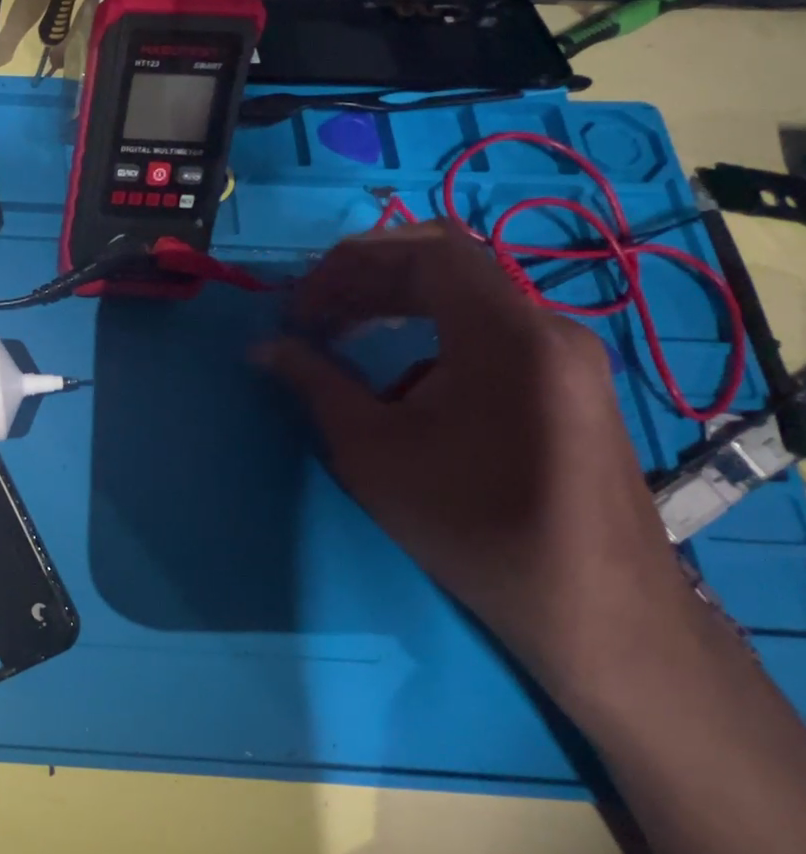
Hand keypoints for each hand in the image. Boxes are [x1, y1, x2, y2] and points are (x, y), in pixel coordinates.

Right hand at [258, 222, 692, 688]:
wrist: (588, 604)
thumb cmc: (469, 519)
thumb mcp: (371, 448)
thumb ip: (315, 383)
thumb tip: (264, 347)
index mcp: (503, 333)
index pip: (427, 249)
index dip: (350, 261)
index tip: (300, 302)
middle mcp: (545, 329)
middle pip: (446, 269)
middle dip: (365, 282)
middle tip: (309, 317)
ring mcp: (566, 359)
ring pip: (467, 302)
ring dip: (396, 310)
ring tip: (342, 346)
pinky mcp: (569, 390)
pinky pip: (491, 336)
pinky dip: (431, 339)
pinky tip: (399, 388)